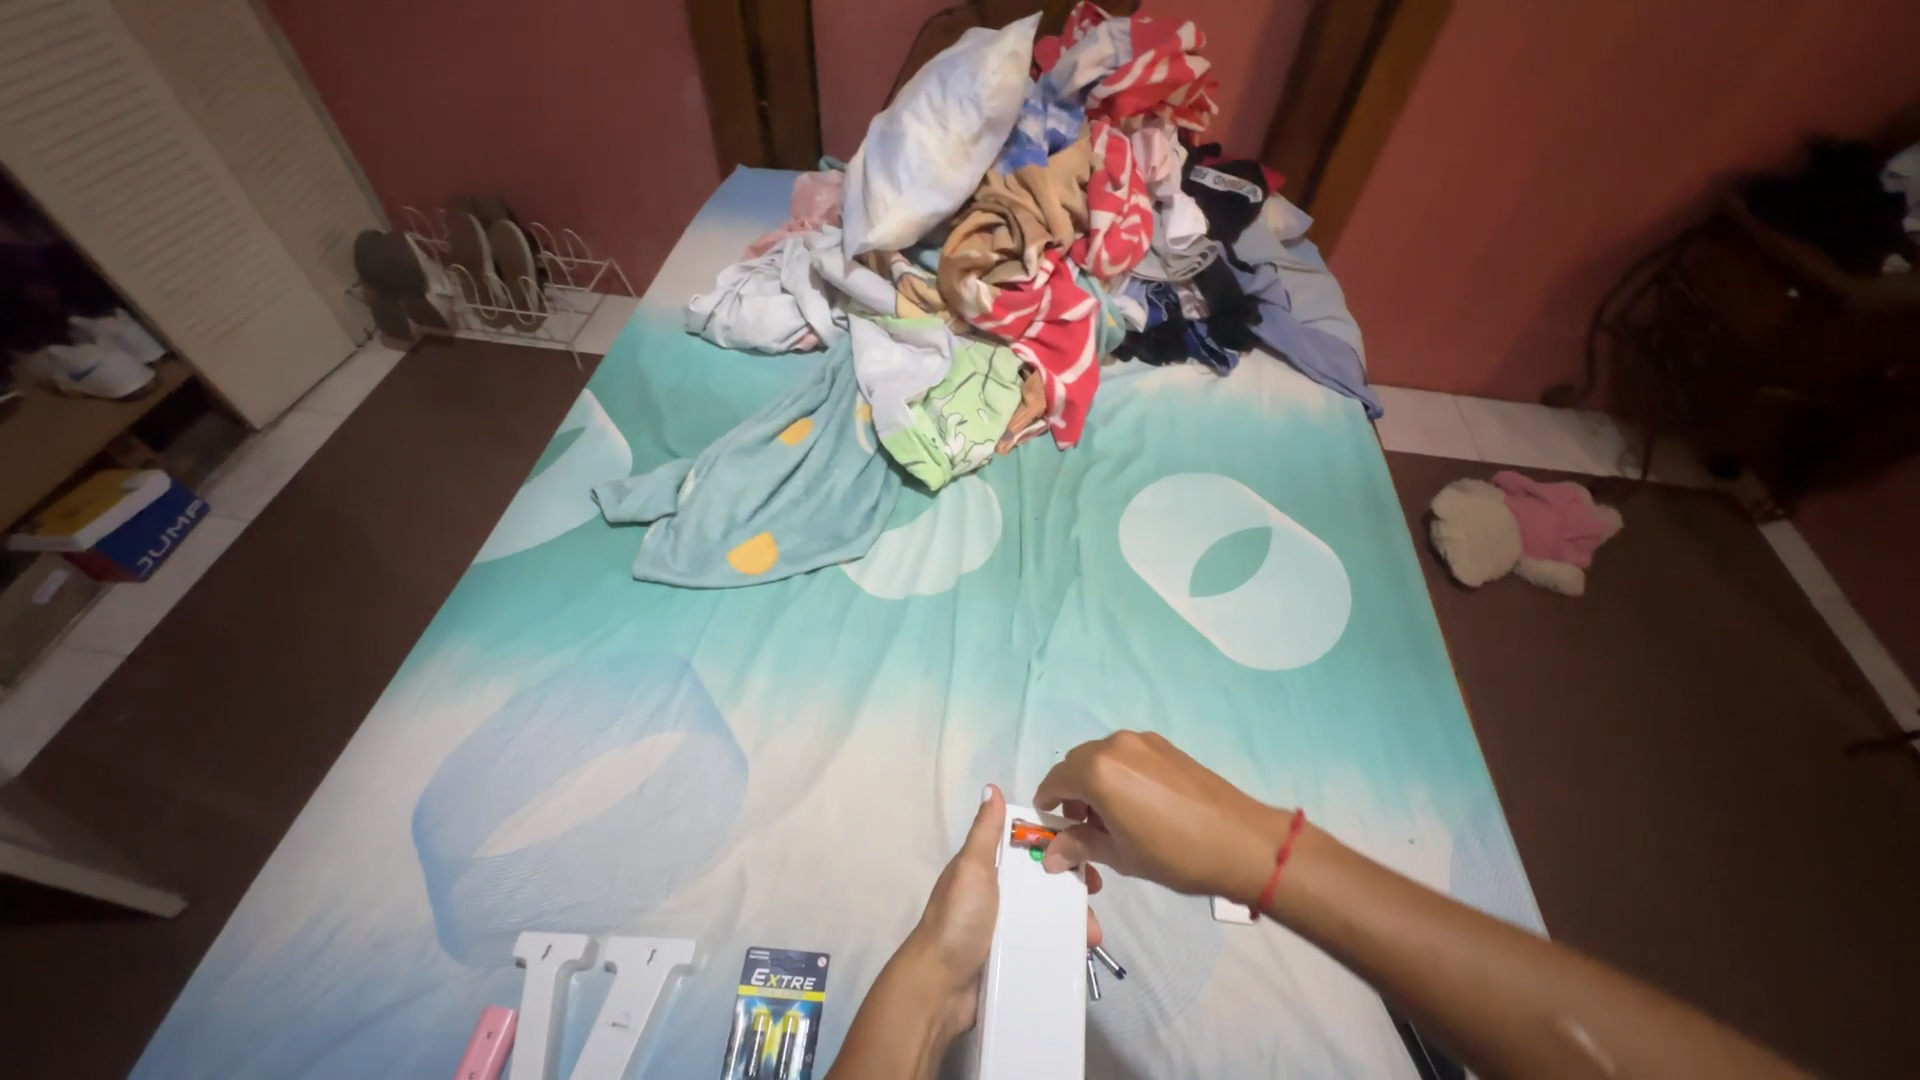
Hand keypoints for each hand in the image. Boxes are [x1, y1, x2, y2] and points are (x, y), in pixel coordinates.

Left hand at [900, 784, 1103, 1038]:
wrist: (939, 988)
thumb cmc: (956, 920)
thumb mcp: (971, 868)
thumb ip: (985, 832)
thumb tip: (992, 787)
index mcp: (989, 868)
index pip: (1029, 846)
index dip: (1057, 844)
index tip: (1086, 848)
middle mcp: (999, 894)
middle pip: (1045, 881)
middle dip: (1072, 885)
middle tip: (1096, 894)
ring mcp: (1007, 927)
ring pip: (1049, 914)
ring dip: (1073, 919)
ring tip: (1093, 934)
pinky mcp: (1014, 957)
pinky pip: (1045, 945)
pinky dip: (1064, 945)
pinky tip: (1082, 951)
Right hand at [1034, 731, 1292, 904]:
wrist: (1241, 841)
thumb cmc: (1173, 853)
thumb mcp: (1120, 855)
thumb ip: (1080, 846)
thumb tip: (1051, 855)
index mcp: (1096, 770)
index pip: (1055, 780)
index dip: (1047, 803)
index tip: (1050, 824)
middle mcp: (1114, 745)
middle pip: (1077, 764)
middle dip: (1072, 793)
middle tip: (1083, 827)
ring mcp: (1143, 742)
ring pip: (1103, 758)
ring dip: (1096, 782)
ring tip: (1113, 819)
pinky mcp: (1165, 746)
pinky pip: (1128, 756)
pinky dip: (1120, 775)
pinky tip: (1138, 805)